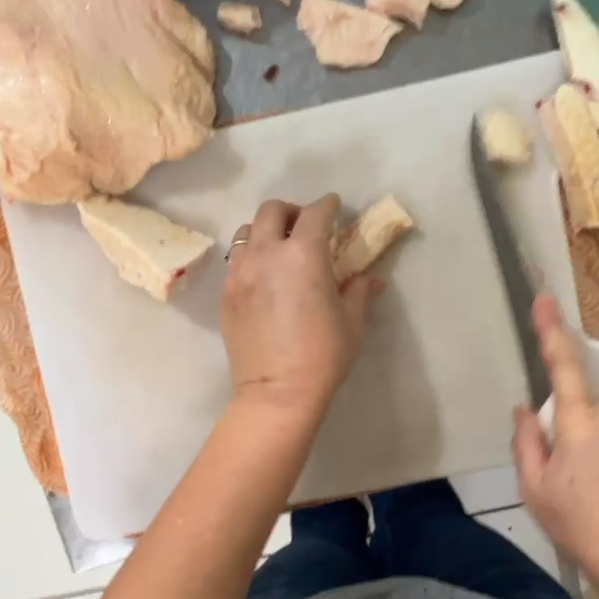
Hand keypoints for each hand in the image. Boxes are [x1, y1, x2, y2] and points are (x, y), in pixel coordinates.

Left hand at [222, 195, 381, 417]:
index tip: (335, 207)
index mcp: (303, 255)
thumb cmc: (322, 356)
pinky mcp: (225, 294)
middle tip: (305, 227)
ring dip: (264, 231)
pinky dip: (250, 256)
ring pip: (245, 232)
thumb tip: (372, 279)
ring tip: (279, 249)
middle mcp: (266, 254)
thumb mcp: (351, 321)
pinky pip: (235, 261)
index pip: (315, 213)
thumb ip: (359, 291)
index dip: (328, 206)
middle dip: (291, 211)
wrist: (277, 392)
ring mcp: (239, 273)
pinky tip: (263, 276)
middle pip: (271, 211)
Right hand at [512, 293, 598, 598]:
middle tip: (566, 480)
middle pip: (582, 409)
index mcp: (579, 424)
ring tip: (596, 497)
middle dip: (570, 432)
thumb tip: (524, 411)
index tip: (545, 300)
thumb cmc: (582, 529)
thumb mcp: (535, 492)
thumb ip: (525, 444)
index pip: (563, 366)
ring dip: (596, 450)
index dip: (551, 331)